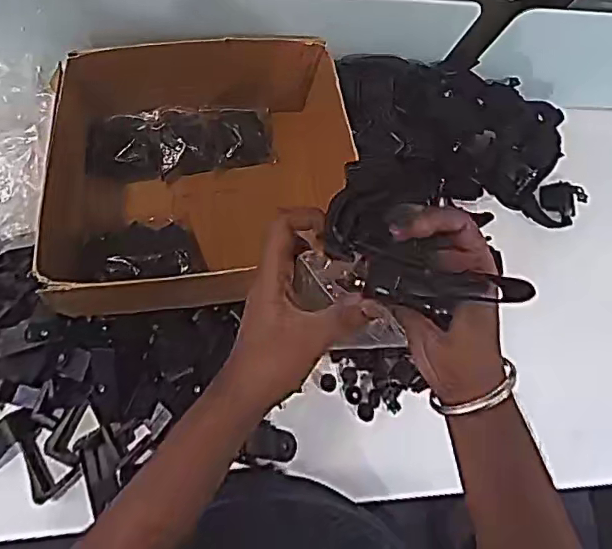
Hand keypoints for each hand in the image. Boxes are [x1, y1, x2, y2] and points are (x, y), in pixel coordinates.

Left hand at [217, 208, 378, 410]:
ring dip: (317, 259)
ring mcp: (271, 294)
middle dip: (317, 236)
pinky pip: (296, 281)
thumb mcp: (311, 338)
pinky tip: (332, 298)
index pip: (280, 225)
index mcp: (270, 277)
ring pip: (293, 260)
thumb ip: (343, 317)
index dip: (305, 216)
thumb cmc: (263, 367)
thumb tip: (368, 302)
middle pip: (288, 238)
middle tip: (339, 247)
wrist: (243, 395)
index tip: (328, 225)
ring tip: (340, 268)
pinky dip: (316, 280)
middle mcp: (268, 280)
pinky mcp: (277, 309)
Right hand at [391, 207, 508, 405]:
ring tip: (390, 238)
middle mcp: (470, 269)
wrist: (471, 393)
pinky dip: (406, 256)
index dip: (434, 219)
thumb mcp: (431, 337)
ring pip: (433, 240)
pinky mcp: (442, 286)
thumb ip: (405, 308)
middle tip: (394, 228)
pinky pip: (424, 260)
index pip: (461, 226)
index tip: (410, 228)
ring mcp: (457, 275)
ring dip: (410, 236)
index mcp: (480, 272)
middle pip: (445, 226)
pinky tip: (389, 258)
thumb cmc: (468, 368)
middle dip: (417, 221)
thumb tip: (383, 285)